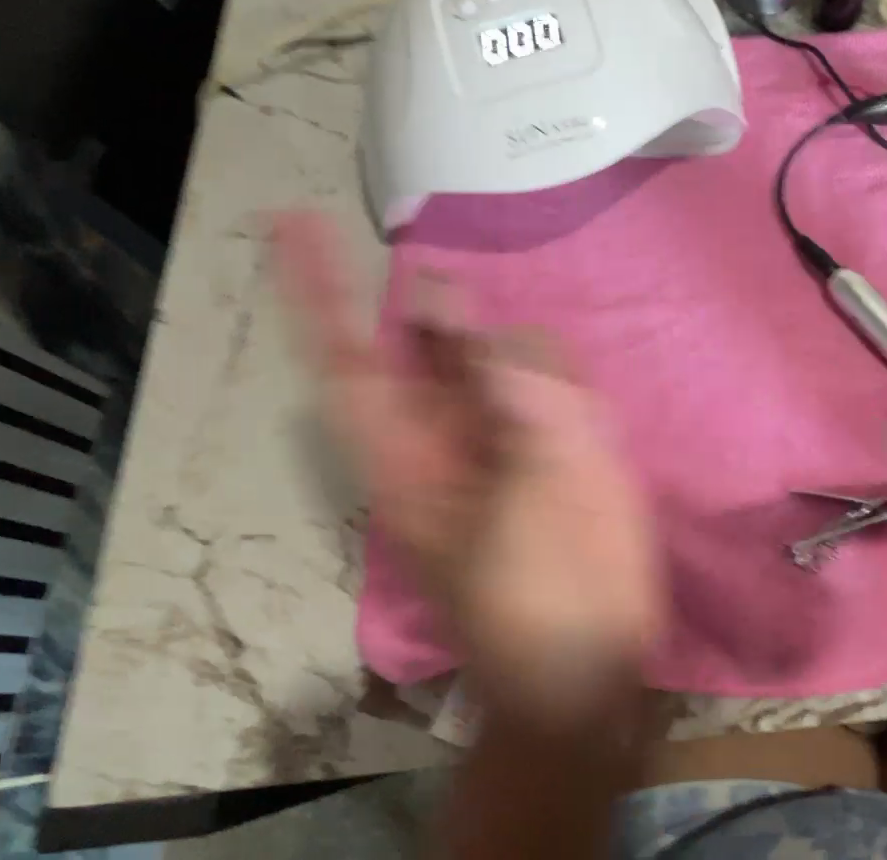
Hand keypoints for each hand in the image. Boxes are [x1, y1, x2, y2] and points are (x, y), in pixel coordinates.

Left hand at [268, 212, 662, 723]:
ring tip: (530, 379)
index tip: (293, 225)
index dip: (320, 294)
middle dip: (435, 308)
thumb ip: (505, 419)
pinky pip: (559, 377)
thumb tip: (484, 329)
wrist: (592, 662)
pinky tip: (577, 401)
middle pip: (431, 342)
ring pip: (499, 349)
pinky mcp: (568, 437)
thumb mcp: (510, 518)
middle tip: (436, 260)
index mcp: (407, 456)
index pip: (351, 363)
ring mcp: (512, 431)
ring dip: (510, 345)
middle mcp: (452, 430)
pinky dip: (565, 373)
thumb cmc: (529, 609)